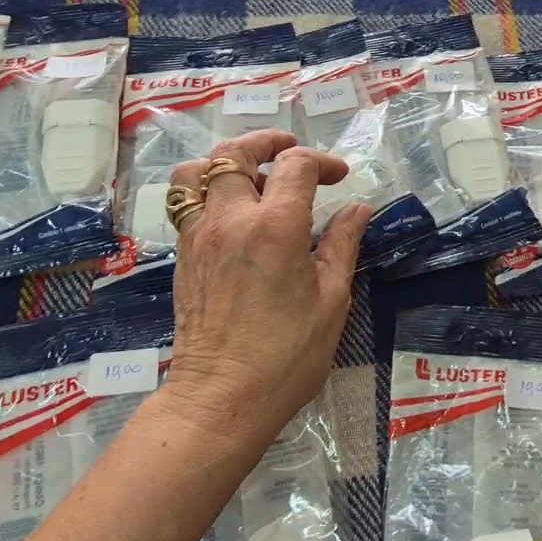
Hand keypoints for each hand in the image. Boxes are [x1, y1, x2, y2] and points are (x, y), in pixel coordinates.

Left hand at [162, 130, 371, 434]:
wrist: (223, 397)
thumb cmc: (288, 354)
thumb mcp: (332, 298)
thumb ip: (343, 244)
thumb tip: (358, 209)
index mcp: (275, 228)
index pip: (296, 166)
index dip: (322, 162)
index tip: (340, 178)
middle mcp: (231, 221)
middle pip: (234, 154)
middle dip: (266, 142)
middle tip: (290, 151)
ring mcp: (199, 236)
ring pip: (197, 173)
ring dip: (225, 163)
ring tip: (253, 176)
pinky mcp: (184, 256)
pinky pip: (186, 203)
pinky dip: (208, 191)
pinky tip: (236, 213)